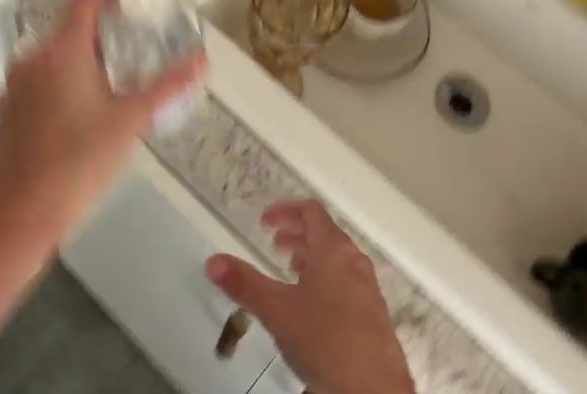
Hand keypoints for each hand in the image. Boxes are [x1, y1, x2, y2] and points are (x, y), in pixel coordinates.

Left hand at [0, 0, 206, 257]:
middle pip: (73, 30)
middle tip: (142, 43)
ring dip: (88, 60)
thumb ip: (168, 86)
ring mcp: (16, 89)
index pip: (85, 1)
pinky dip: (67, 83)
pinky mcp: (9, 114)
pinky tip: (90, 110)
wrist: (19, 221)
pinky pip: (43, 83)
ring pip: (57, 58)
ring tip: (122, 78)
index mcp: (61, 52)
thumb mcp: (131, 121)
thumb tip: (202, 60)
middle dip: (108, 33)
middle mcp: (32, 61)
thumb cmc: (77, 163)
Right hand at [207, 200, 414, 393]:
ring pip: (336, 260)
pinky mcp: (371, 313)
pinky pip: (345, 282)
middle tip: (272, 243)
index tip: (263, 221)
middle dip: (297, 234)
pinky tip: (310, 306)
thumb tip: (214, 261)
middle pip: (325, 234)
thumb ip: (245, 284)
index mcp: (335, 250)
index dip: (286, 211)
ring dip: (310, 257)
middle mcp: (355, 261)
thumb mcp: (278, 311)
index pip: (312, 212)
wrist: (372, 388)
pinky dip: (323, 279)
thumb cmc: (326, 339)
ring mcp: (367, 287)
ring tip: (289, 270)